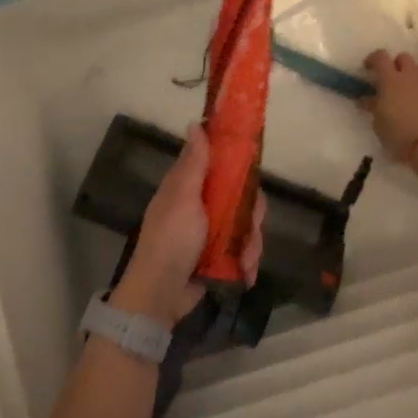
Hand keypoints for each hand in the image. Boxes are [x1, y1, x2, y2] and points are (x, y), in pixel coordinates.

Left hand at [111, 124, 264, 324]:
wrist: (161, 294)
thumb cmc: (171, 240)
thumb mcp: (183, 198)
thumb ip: (194, 164)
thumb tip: (195, 123)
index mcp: (189, 186)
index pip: (221, 164)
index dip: (240, 165)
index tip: (255, 169)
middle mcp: (201, 205)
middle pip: (241, 198)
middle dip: (252, 217)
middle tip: (252, 229)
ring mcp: (210, 232)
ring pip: (245, 227)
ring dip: (251, 245)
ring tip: (246, 263)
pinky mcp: (217, 256)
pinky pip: (242, 251)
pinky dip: (246, 262)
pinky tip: (245, 273)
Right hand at [360, 50, 417, 160]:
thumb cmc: (398, 134)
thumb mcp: (378, 122)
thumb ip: (372, 106)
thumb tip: (366, 99)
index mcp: (390, 80)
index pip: (381, 57)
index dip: (373, 59)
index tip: (368, 68)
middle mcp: (409, 77)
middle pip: (403, 57)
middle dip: (395, 64)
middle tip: (389, 79)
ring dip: (411, 73)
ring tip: (406, 88)